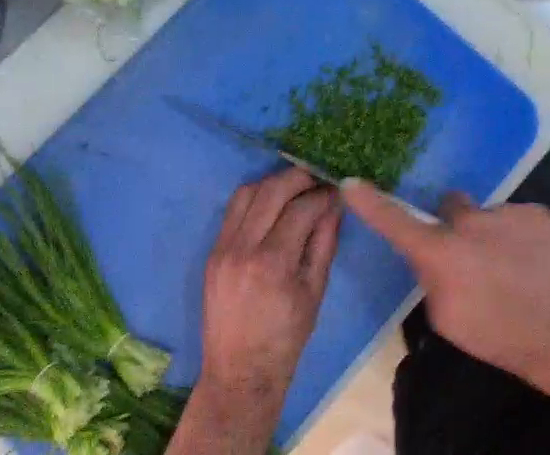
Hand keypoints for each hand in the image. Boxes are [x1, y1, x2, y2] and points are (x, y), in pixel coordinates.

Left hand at [200, 168, 340, 395]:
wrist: (240, 372)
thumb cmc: (286, 337)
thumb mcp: (315, 290)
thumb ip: (324, 241)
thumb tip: (334, 204)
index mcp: (272, 263)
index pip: (301, 208)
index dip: (323, 194)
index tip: (337, 191)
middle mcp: (242, 248)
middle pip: (272, 190)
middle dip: (299, 177)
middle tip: (318, 180)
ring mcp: (222, 249)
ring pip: (247, 192)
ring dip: (274, 183)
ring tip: (295, 189)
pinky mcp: (212, 253)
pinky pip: (233, 211)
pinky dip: (255, 200)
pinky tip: (273, 206)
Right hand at [343, 181, 549, 454]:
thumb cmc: (499, 333)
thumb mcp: (448, 318)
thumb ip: (434, 279)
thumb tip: (435, 261)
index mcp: (440, 251)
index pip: (395, 222)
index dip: (371, 203)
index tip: (352, 183)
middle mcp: (468, 221)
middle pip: (451, 208)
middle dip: (456, 225)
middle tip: (473, 257)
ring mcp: (505, 212)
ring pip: (488, 217)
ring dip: (493, 236)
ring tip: (515, 269)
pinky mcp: (537, 212)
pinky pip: (518, 220)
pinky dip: (522, 238)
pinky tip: (536, 264)